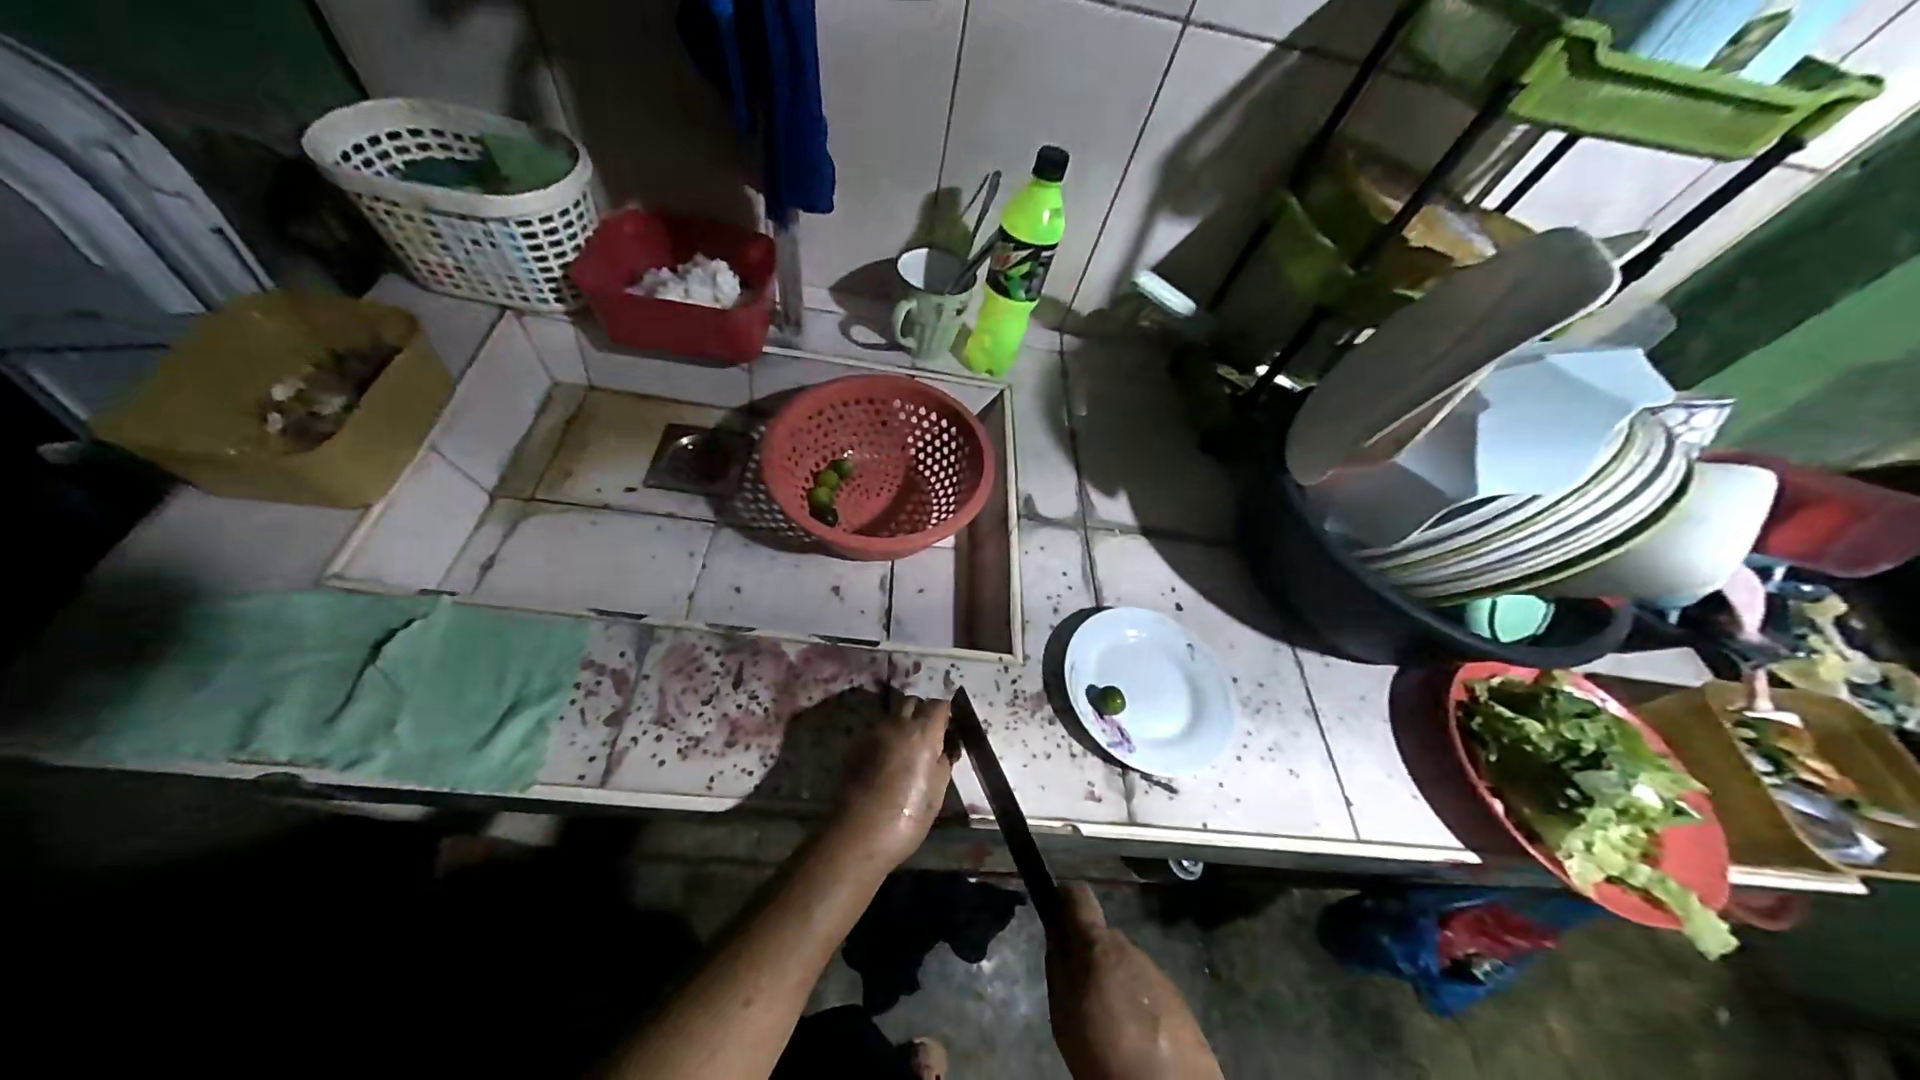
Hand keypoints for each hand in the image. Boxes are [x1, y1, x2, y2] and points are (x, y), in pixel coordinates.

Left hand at [828, 695, 955, 869]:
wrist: (858, 835)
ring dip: (904, 724)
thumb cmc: (907, 817)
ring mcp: (873, 733)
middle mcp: (896, 724)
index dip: (947, 714)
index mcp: (922, 733)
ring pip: (893, 716)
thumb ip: (943, 761)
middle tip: (931, 737)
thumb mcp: (937, 792)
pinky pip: (878, 732)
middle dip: (923, 713)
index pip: (938, 704)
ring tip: (909, 751)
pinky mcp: (856, 746)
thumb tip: (945, 748)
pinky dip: (888, 738)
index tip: (951, 730)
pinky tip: (890, 763)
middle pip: (913, 703)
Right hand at [1047, 884, 1223, 1079]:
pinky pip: (1146, 987)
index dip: (1064, 899)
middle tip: (1081, 996)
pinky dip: (1136, 1002)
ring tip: (1109, 1024)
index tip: (1055, 915)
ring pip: (1125, 964)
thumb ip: (1059, 968)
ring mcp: (1157, 971)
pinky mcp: (1178, 998)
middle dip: (1089, 957)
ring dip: (1114, 982)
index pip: (1078, 895)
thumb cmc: (1105, 1053)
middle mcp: (1129, 947)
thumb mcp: (1064, 1014)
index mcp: (1097, 946)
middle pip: (1102, 938)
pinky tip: (1135, 1036)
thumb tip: (1057, 935)